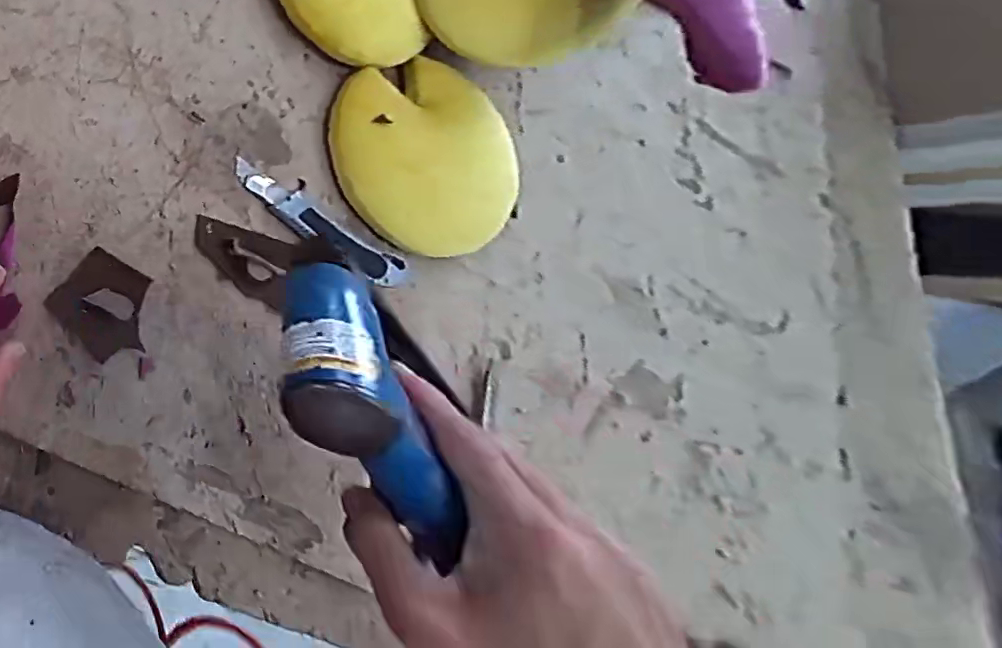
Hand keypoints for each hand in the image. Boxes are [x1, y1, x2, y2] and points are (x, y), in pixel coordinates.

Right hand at [343, 369, 683, 647]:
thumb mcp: (423, 624)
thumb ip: (378, 549)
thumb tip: (359, 499)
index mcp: (528, 531)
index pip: (466, 437)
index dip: (426, 401)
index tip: (396, 377)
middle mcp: (583, 534)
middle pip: (504, 459)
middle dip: (451, 445)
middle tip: (407, 460)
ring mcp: (620, 563)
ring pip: (539, 493)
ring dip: (488, 486)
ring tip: (450, 525)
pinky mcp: (641, 592)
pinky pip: (570, 529)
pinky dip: (526, 521)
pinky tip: (505, 565)